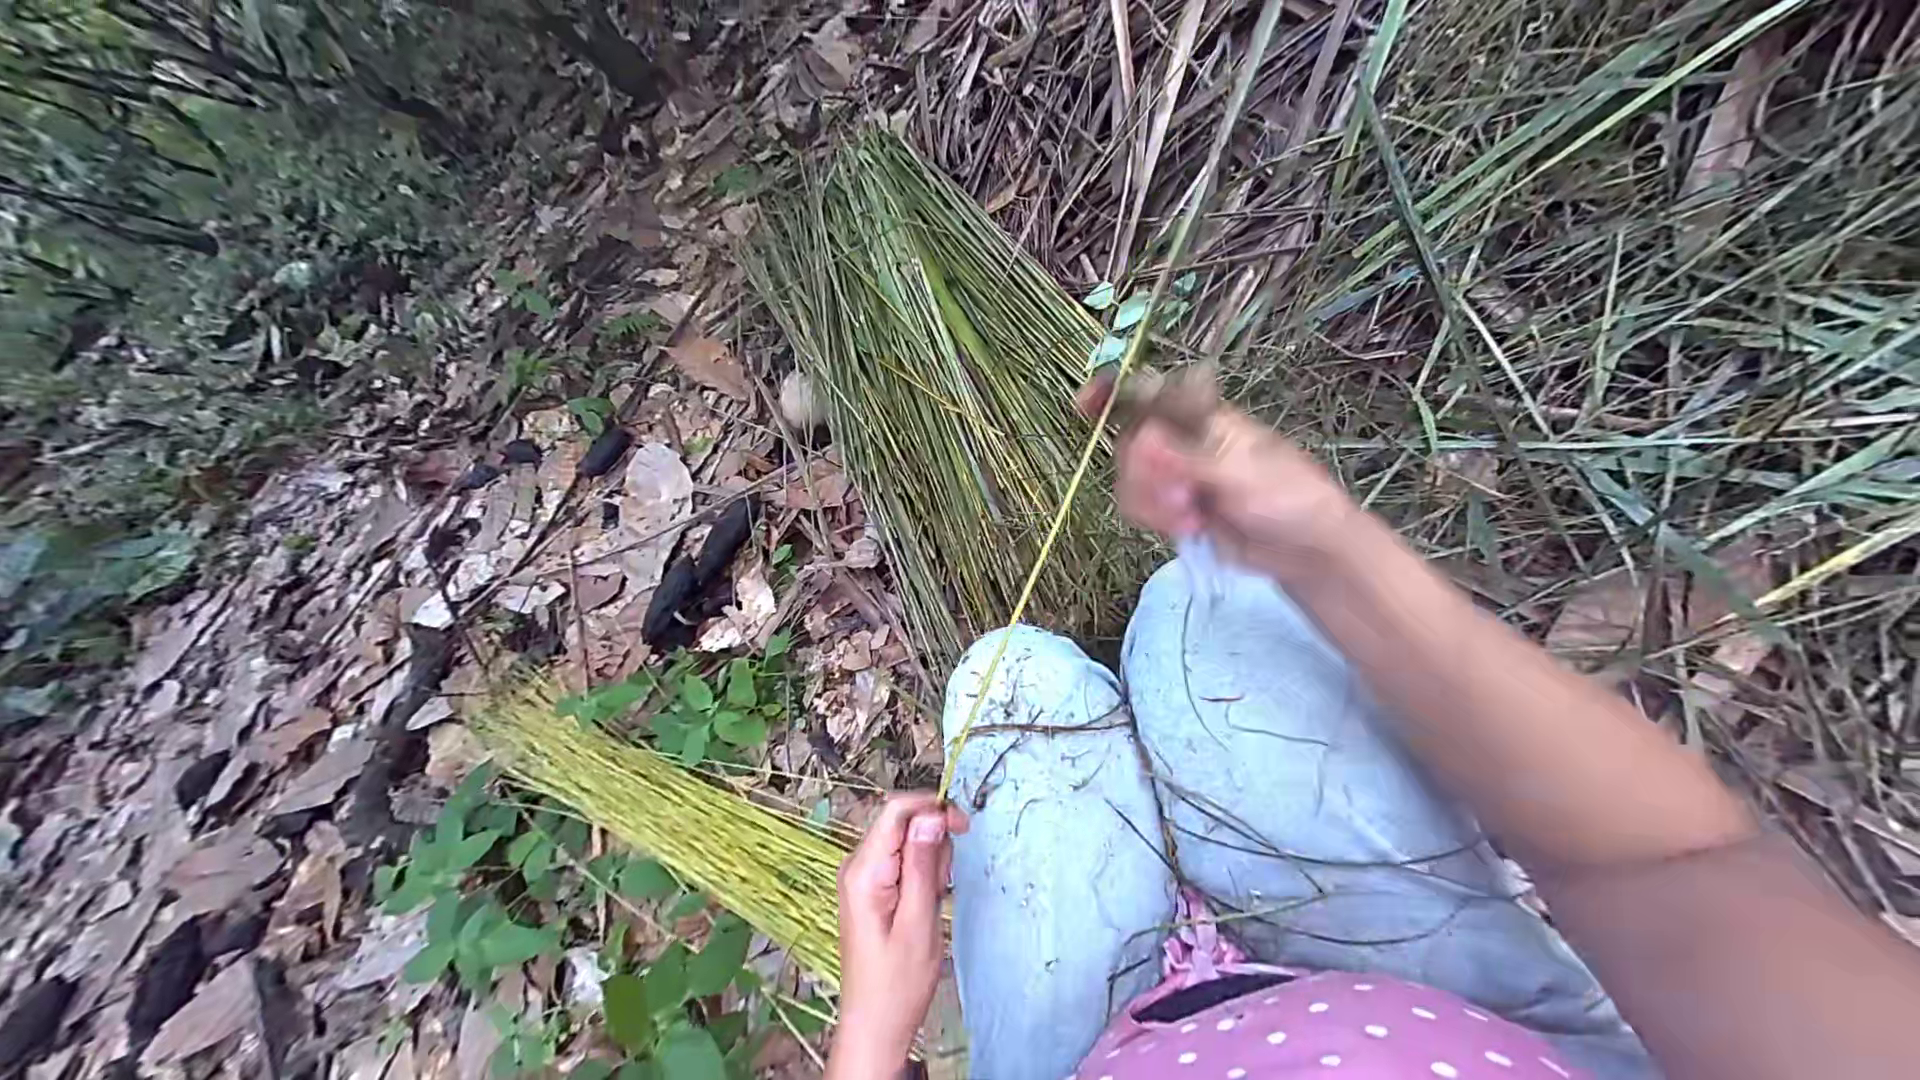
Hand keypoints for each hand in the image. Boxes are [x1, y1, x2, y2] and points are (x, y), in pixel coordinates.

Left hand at [826, 794, 969, 1079]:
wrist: (876, 1024)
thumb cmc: (897, 983)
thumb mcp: (918, 922)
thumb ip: (923, 864)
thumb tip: (931, 814)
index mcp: (863, 870)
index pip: (896, 810)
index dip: (932, 807)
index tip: (963, 825)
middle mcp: (857, 862)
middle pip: (904, 821)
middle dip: (933, 843)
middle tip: (941, 885)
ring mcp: (863, 872)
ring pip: (908, 838)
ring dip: (930, 860)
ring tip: (931, 900)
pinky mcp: (872, 883)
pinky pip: (904, 857)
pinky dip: (923, 872)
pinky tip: (925, 900)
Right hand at [1079, 373, 1361, 582]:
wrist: (1303, 549)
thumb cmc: (1287, 497)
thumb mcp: (1241, 473)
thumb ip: (1186, 459)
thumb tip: (1142, 440)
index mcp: (1203, 417)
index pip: (1150, 394)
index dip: (1112, 394)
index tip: (1084, 404)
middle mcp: (1181, 440)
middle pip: (1129, 443)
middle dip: (1146, 475)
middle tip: (1182, 496)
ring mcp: (1174, 475)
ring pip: (1129, 478)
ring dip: (1151, 502)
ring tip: (1190, 518)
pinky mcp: (1171, 507)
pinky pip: (1137, 505)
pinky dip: (1153, 518)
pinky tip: (1186, 528)